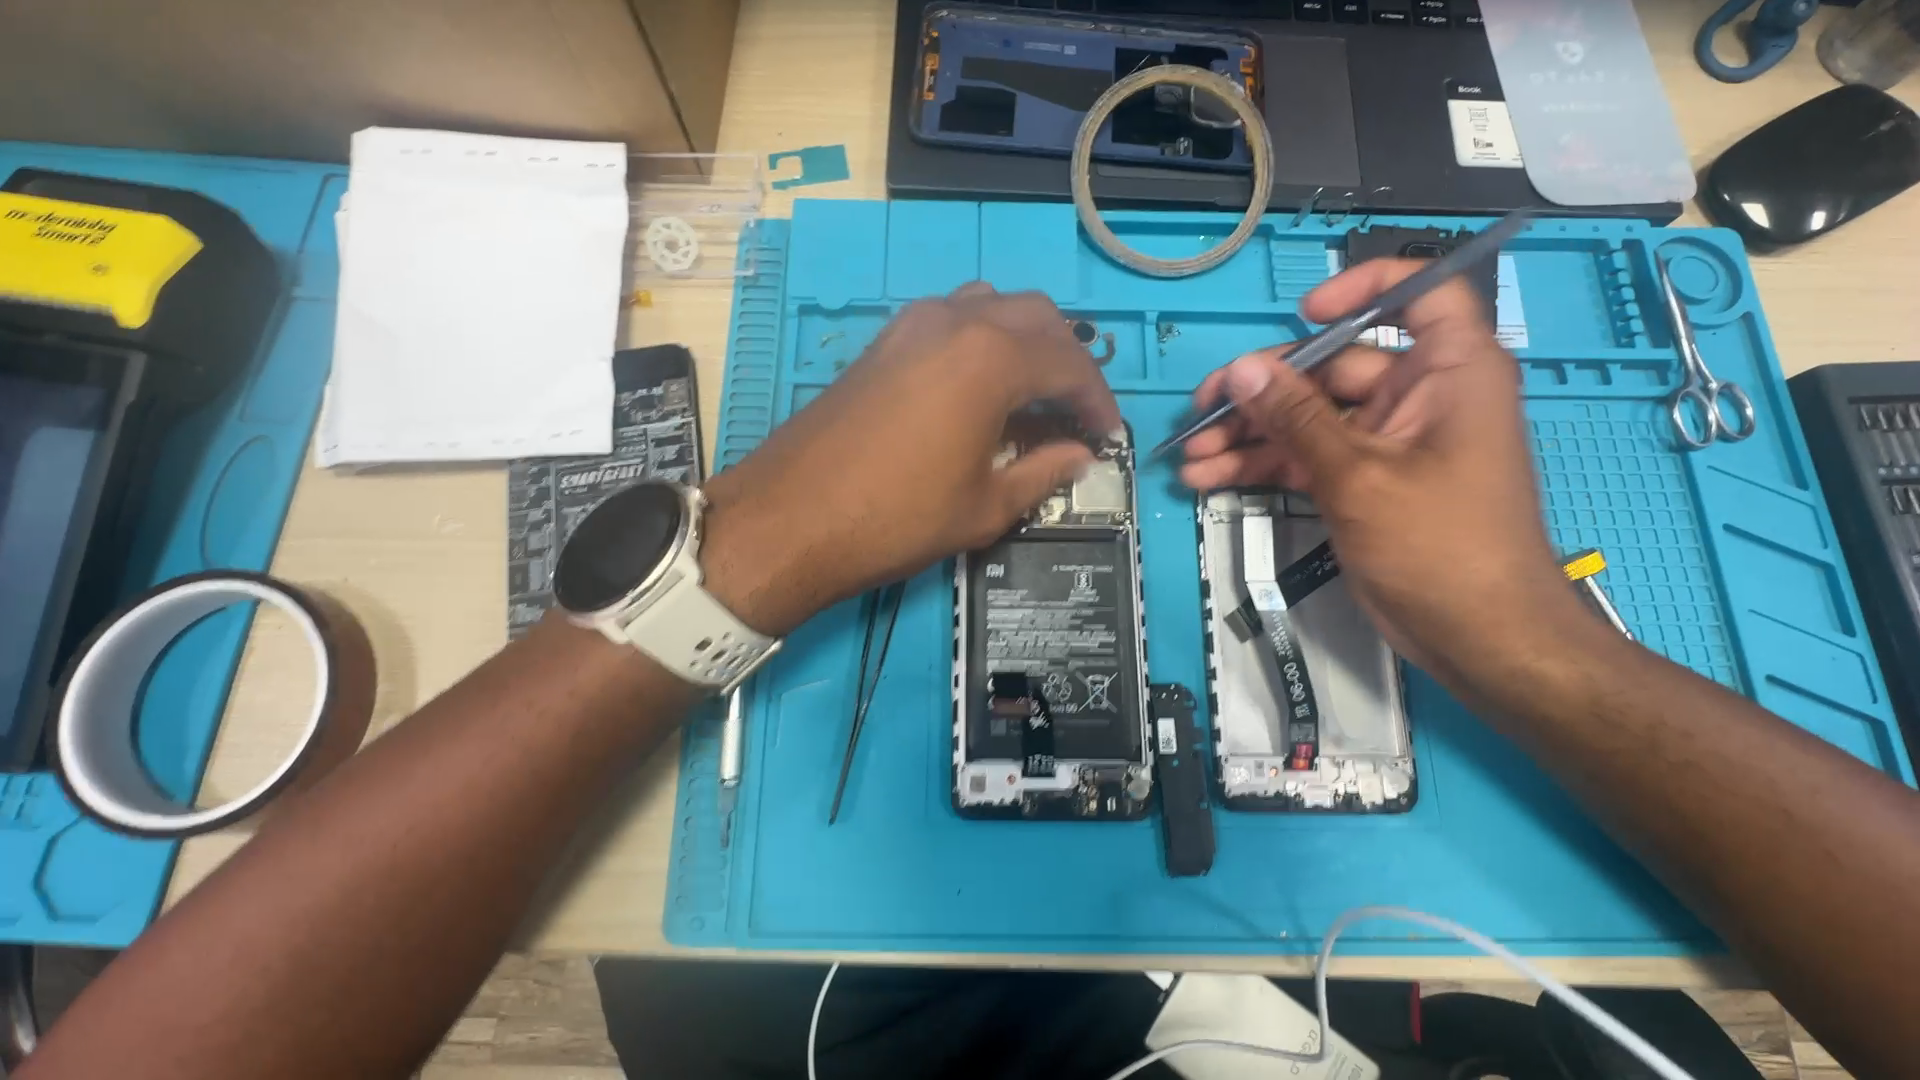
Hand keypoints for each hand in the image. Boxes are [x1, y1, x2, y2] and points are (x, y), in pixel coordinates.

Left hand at [702, 283, 1121, 635]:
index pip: (1070, 363)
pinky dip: (981, 341)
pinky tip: (978, 390)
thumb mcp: (984, 507)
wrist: (791, 518)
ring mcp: (912, 324)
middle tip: (1074, 412)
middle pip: (1036, 318)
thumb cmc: (897, 519)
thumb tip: (1080, 456)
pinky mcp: (883, 341)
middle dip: (1066, 361)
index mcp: (991, 357)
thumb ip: (1043, 473)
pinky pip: (950, 320)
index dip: (1097, 401)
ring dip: (1023, 342)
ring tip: (1031, 395)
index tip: (1107, 436)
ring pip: (991, 307)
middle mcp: (956, 321)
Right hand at [1179, 259, 1596, 691]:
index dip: (1363, 289)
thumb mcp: (1359, 475)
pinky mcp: (1361, 483)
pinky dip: (1263, 467)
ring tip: (1192, 455)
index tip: (1302, 315)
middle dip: (1263, 392)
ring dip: (1249, 435)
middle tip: (1202, 410)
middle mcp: (1419, 396)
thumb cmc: (1439, 544)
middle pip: (1332, 368)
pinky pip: (1305, 459)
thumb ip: (1297, 418)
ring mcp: (1385, 442)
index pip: (1419, 296)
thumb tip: (1242, 370)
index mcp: (1449, 371)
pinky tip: (1209, 479)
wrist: (1477, 636)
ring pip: (1307, 419)